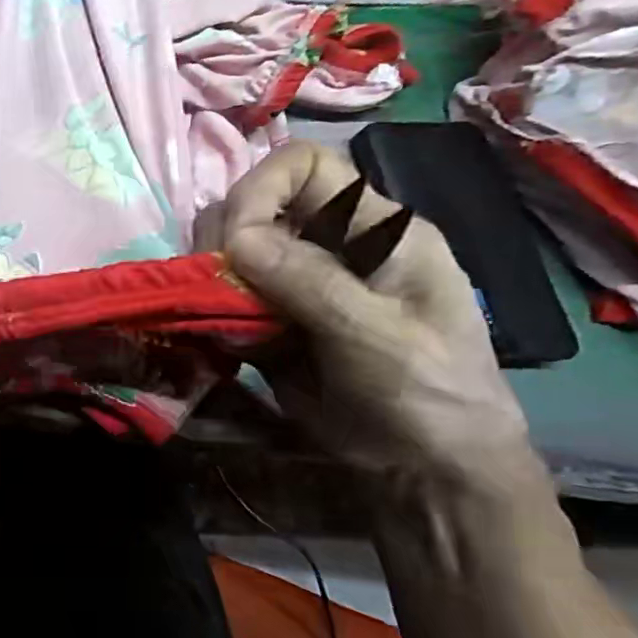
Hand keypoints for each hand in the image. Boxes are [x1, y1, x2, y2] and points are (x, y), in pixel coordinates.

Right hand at [200, 142, 532, 481]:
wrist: (422, 470)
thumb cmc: (430, 396)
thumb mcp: (380, 337)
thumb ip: (311, 282)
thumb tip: (235, 237)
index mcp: (378, 229)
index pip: (306, 166)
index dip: (262, 188)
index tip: (235, 238)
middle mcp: (330, 243)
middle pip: (255, 203)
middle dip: (226, 235)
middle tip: (219, 283)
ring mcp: (294, 280)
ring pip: (228, 246)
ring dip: (211, 271)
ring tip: (217, 310)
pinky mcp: (266, 315)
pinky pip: (222, 291)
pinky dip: (207, 304)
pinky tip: (214, 329)